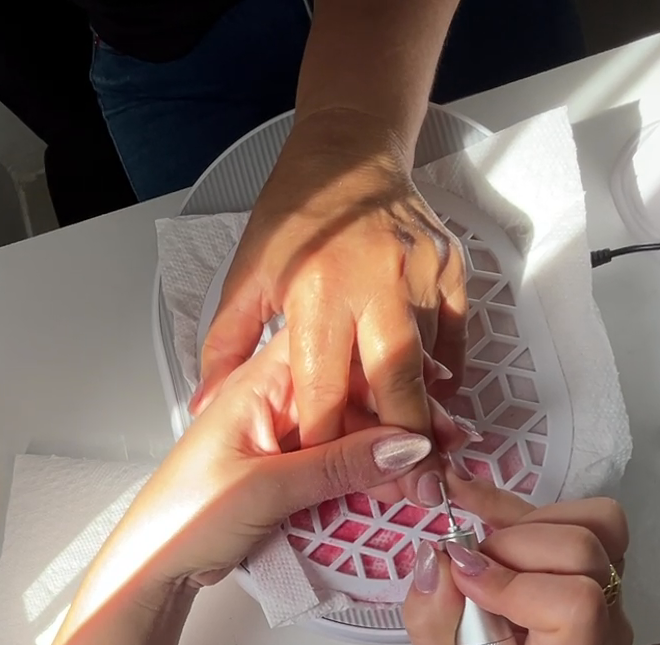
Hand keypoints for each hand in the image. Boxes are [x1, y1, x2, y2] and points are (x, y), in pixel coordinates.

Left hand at [100, 335, 433, 592]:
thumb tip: (407, 446)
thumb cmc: (186, 516)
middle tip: (444, 452)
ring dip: (389, 453)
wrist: (154, 564)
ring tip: (430, 476)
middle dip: (398, 423)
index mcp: (258, 384)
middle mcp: (274, 402)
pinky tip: (399, 485)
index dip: (386, 378)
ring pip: (350, 432)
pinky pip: (337, 462)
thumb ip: (338, 464)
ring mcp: (282, 436)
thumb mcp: (265, 487)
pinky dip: (368, 474)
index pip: (334, 359)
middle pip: (350, 397)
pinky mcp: (286, 470)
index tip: (431, 411)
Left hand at [197, 108, 467, 496]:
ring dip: (423, 409)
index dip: (323, 436)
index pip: (322, 384)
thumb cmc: (292, 219)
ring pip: (431, 361)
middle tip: (399, 478)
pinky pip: (457, 337)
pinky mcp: (451, 268)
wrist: (350, 152)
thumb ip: (225, 346)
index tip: (322, 469)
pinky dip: (446, 373)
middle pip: (395, 379)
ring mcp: (421, 272)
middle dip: (398, 436)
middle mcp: (376, 280)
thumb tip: (203, 404)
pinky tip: (432, 397)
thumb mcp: (246, 278)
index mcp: (316, 289)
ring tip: (417, 449)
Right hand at [403, 477, 632, 644]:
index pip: (574, 606)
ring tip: (487, 549)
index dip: (512, 584)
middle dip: (511, 546)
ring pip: (594, 522)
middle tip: (469, 567)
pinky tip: (474, 501)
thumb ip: (433, 619)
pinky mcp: (599, 556)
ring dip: (524, 525)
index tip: (464, 582)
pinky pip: (578, 509)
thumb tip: (435, 558)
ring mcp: (613, 587)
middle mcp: (609, 622)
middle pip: (582, 551)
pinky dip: (521, 503)